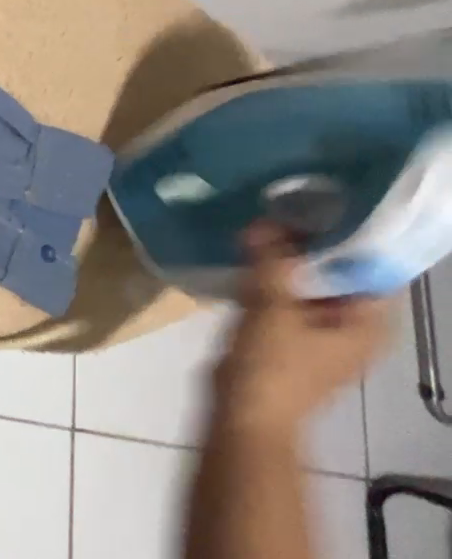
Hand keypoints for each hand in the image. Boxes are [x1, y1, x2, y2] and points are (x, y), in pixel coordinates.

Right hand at [212, 223, 393, 434]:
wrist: (246, 414)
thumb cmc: (272, 366)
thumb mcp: (272, 310)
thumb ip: (271, 264)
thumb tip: (266, 221)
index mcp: (369, 324)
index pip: (375, 270)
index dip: (351, 237)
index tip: (320, 205)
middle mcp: (354, 327)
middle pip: (341, 276)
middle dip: (311, 245)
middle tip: (281, 210)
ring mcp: (321, 334)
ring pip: (310, 286)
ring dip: (287, 262)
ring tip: (258, 229)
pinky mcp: (289, 338)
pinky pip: (287, 298)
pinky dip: (271, 280)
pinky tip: (245, 262)